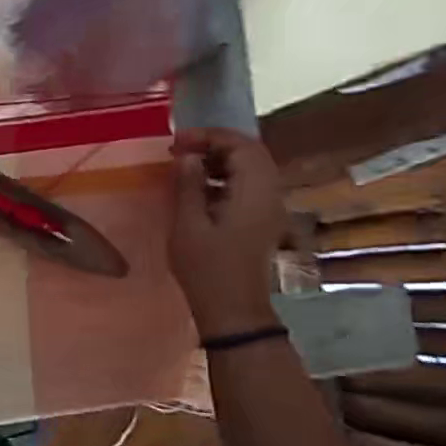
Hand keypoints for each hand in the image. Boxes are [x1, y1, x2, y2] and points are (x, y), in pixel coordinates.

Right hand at [167, 127, 287, 338]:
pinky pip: (246, 187)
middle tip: (179, 150)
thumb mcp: (188, 226)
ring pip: (248, 169)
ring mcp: (268, 207)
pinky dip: (222, 179)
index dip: (209, 136)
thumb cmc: (207, 268)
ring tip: (184, 167)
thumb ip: (188, 187)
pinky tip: (196, 190)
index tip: (176, 142)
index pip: (241, 145)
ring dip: (218, 162)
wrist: (232, 308)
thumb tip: (187, 157)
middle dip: (214, 145)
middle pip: (249, 153)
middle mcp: (269, 193)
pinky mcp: (260, 220)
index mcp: (255, 190)